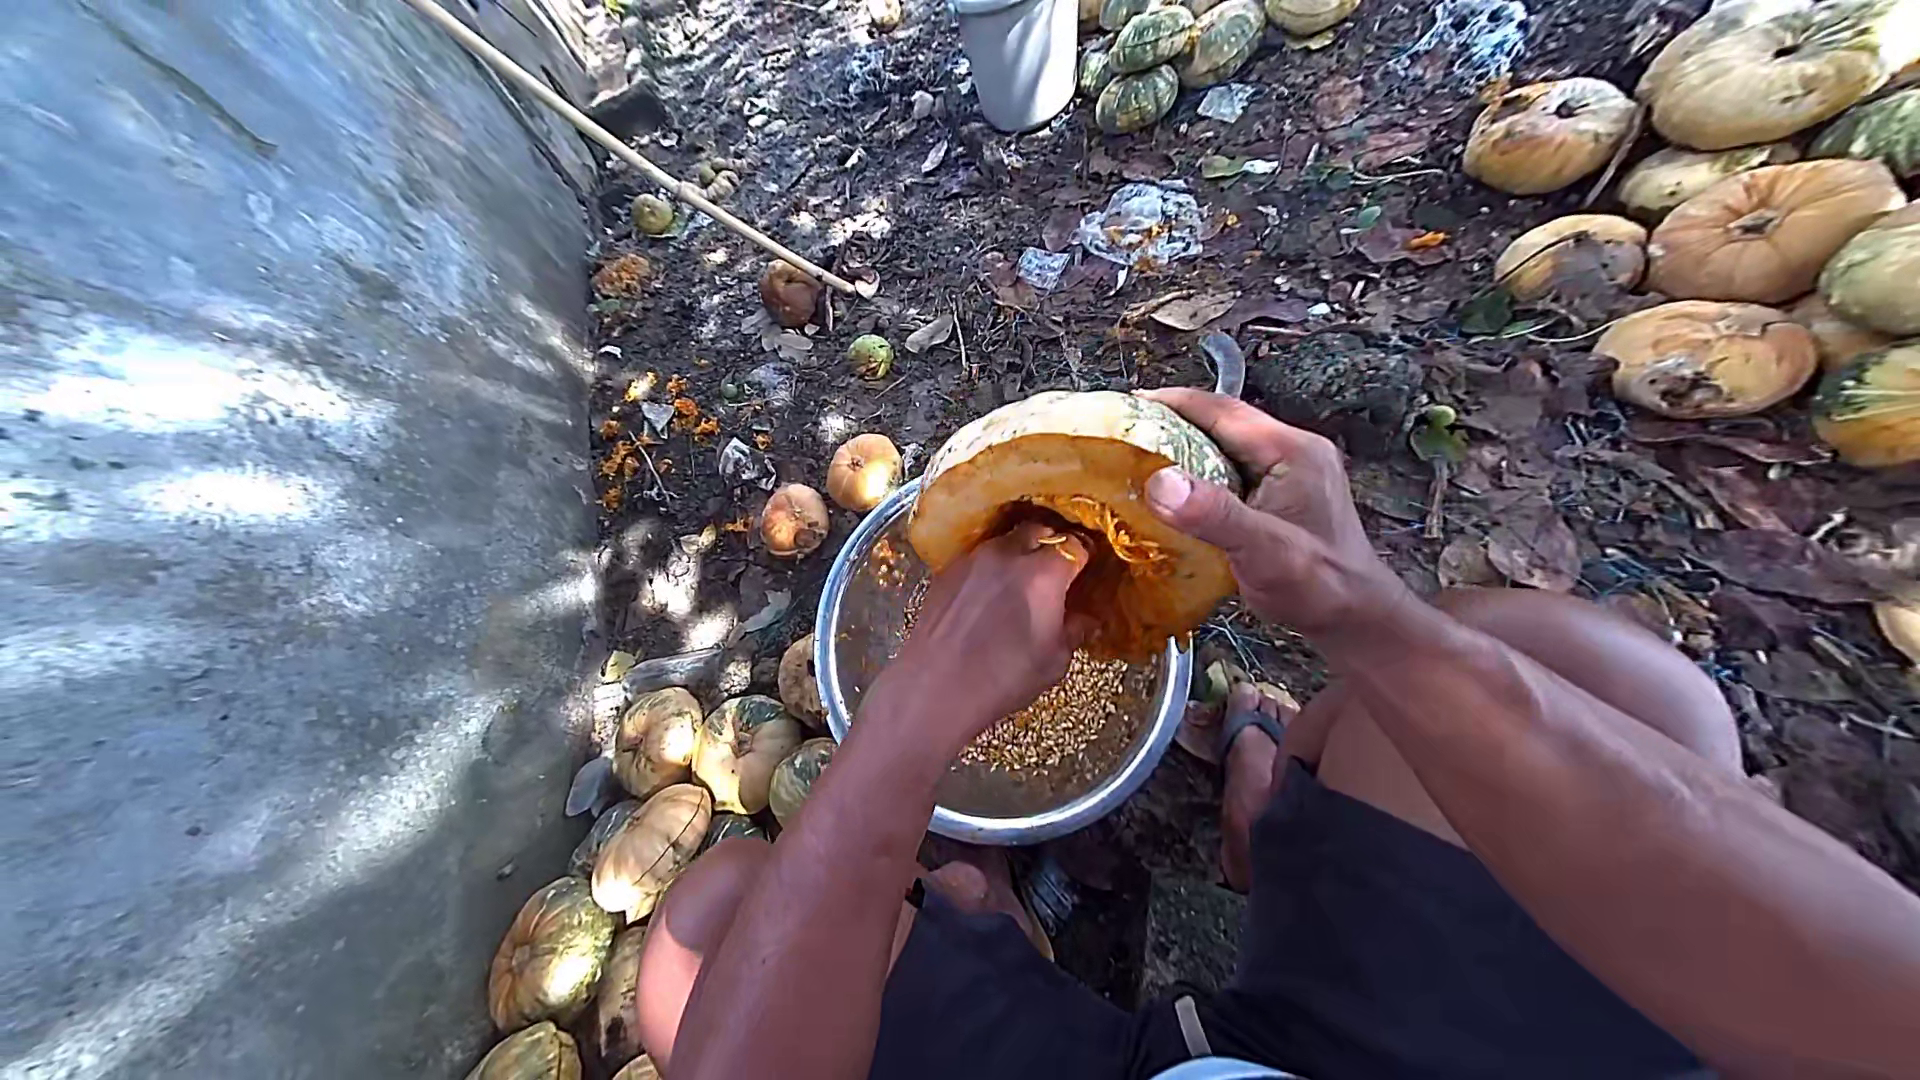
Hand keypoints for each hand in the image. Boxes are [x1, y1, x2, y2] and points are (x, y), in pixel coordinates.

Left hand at [871, 522, 1093, 755]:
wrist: (935, 685)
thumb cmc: (1003, 678)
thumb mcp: (1053, 661)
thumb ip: (1074, 631)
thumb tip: (1087, 618)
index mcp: (1043, 573)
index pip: (1075, 546)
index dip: (1083, 556)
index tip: (1085, 569)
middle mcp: (1008, 554)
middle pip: (1039, 531)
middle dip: (1051, 545)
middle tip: (1055, 570)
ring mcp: (974, 558)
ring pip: (1006, 540)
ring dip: (1019, 552)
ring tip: (1021, 580)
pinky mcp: (948, 569)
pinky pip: (979, 556)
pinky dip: (991, 566)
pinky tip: (989, 592)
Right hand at [1138, 388, 1406, 635]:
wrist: (1354, 618)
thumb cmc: (1320, 585)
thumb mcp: (1265, 550)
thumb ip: (1215, 515)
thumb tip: (1160, 482)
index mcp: (1291, 451)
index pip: (1222, 410)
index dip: (1172, 403)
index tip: (1128, 406)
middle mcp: (1290, 452)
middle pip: (1219, 423)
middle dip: (1169, 424)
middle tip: (1123, 435)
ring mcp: (1284, 473)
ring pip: (1220, 447)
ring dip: (1179, 450)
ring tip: (1136, 460)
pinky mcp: (1274, 494)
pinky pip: (1224, 472)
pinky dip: (1193, 475)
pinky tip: (1169, 494)